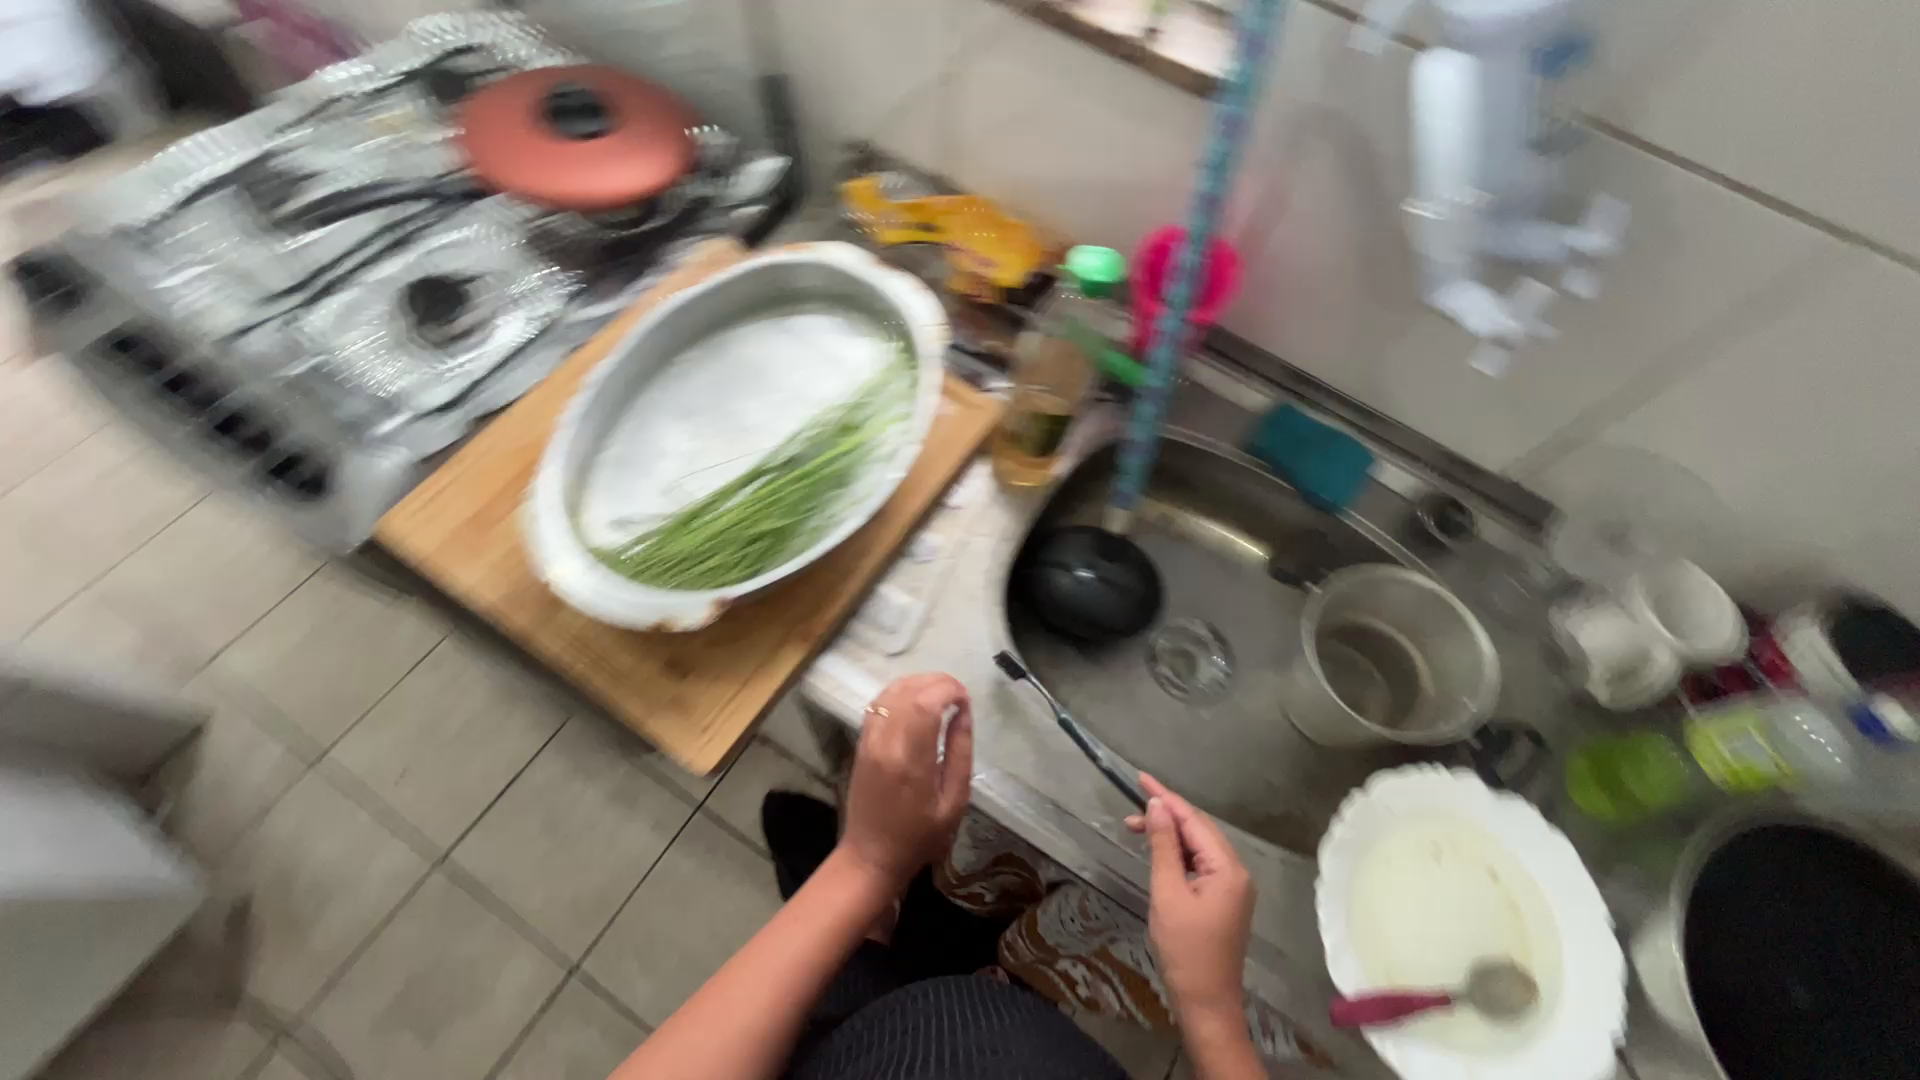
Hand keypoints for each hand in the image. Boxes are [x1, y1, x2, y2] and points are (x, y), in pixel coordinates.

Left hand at [838, 673, 973, 892]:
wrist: (871, 855)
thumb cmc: (920, 836)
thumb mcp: (954, 802)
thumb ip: (960, 753)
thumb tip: (964, 713)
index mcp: (911, 760)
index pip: (926, 703)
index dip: (949, 690)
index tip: (965, 700)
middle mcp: (885, 743)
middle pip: (909, 690)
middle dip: (938, 682)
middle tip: (958, 695)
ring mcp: (869, 740)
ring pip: (890, 691)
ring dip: (918, 683)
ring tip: (941, 694)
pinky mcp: (861, 742)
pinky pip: (878, 704)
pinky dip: (900, 693)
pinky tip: (917, 701)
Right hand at [1126, 773, 1254, 1020]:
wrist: (1206, 1002)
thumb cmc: (1185, 949)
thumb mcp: (1167, 893)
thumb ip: (1163, 846)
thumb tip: (1156, 807)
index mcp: (1228, 868)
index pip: (1194, 820)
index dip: (1166, 797)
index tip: (1140, 778)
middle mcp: (1236, 872)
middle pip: (1199, 829)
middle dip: (1166, 813)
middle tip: (1132, 806)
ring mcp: (1232, 887)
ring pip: (1199, 846)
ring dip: (1170, 834)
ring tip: (1136, 827)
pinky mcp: (1224, 899)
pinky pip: (1200, 863)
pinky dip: (1178, 853)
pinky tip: (1159, 850)